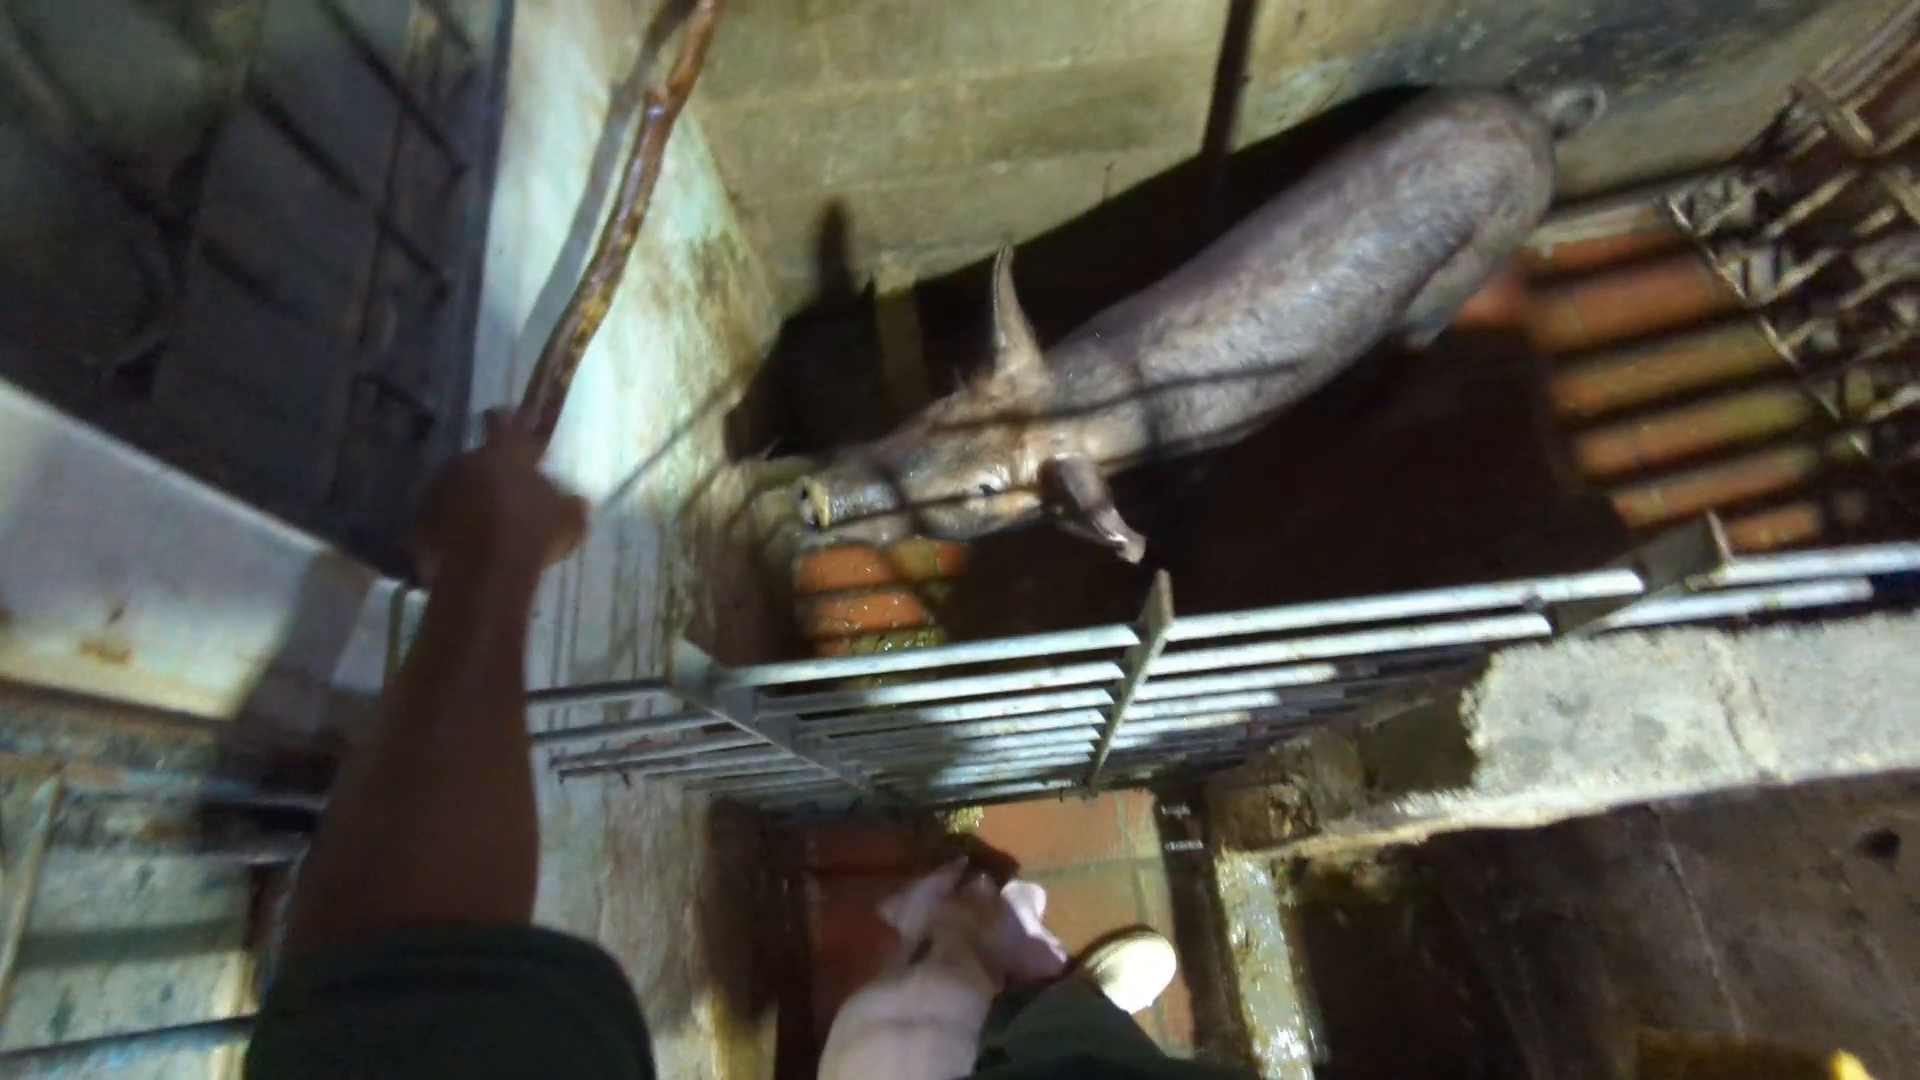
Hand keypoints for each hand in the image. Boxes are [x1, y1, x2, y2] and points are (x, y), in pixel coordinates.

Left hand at [415, 410, 588, 581]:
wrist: (488, 571)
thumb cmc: (535, 533)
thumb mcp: (572, 519)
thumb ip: (571, 503)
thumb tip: (575, 500)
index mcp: (506, 454)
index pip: (503, 420)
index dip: (508, 418)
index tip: (513, 419)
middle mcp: (467, 463)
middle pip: (479, 459)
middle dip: (493, 472)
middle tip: (511, 493)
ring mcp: (439, 490)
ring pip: (459, 487)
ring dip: (472, 498)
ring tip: (491, 523)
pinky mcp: (422, 519)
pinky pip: (443, 516)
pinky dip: (455, 524)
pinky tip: (472, 543)